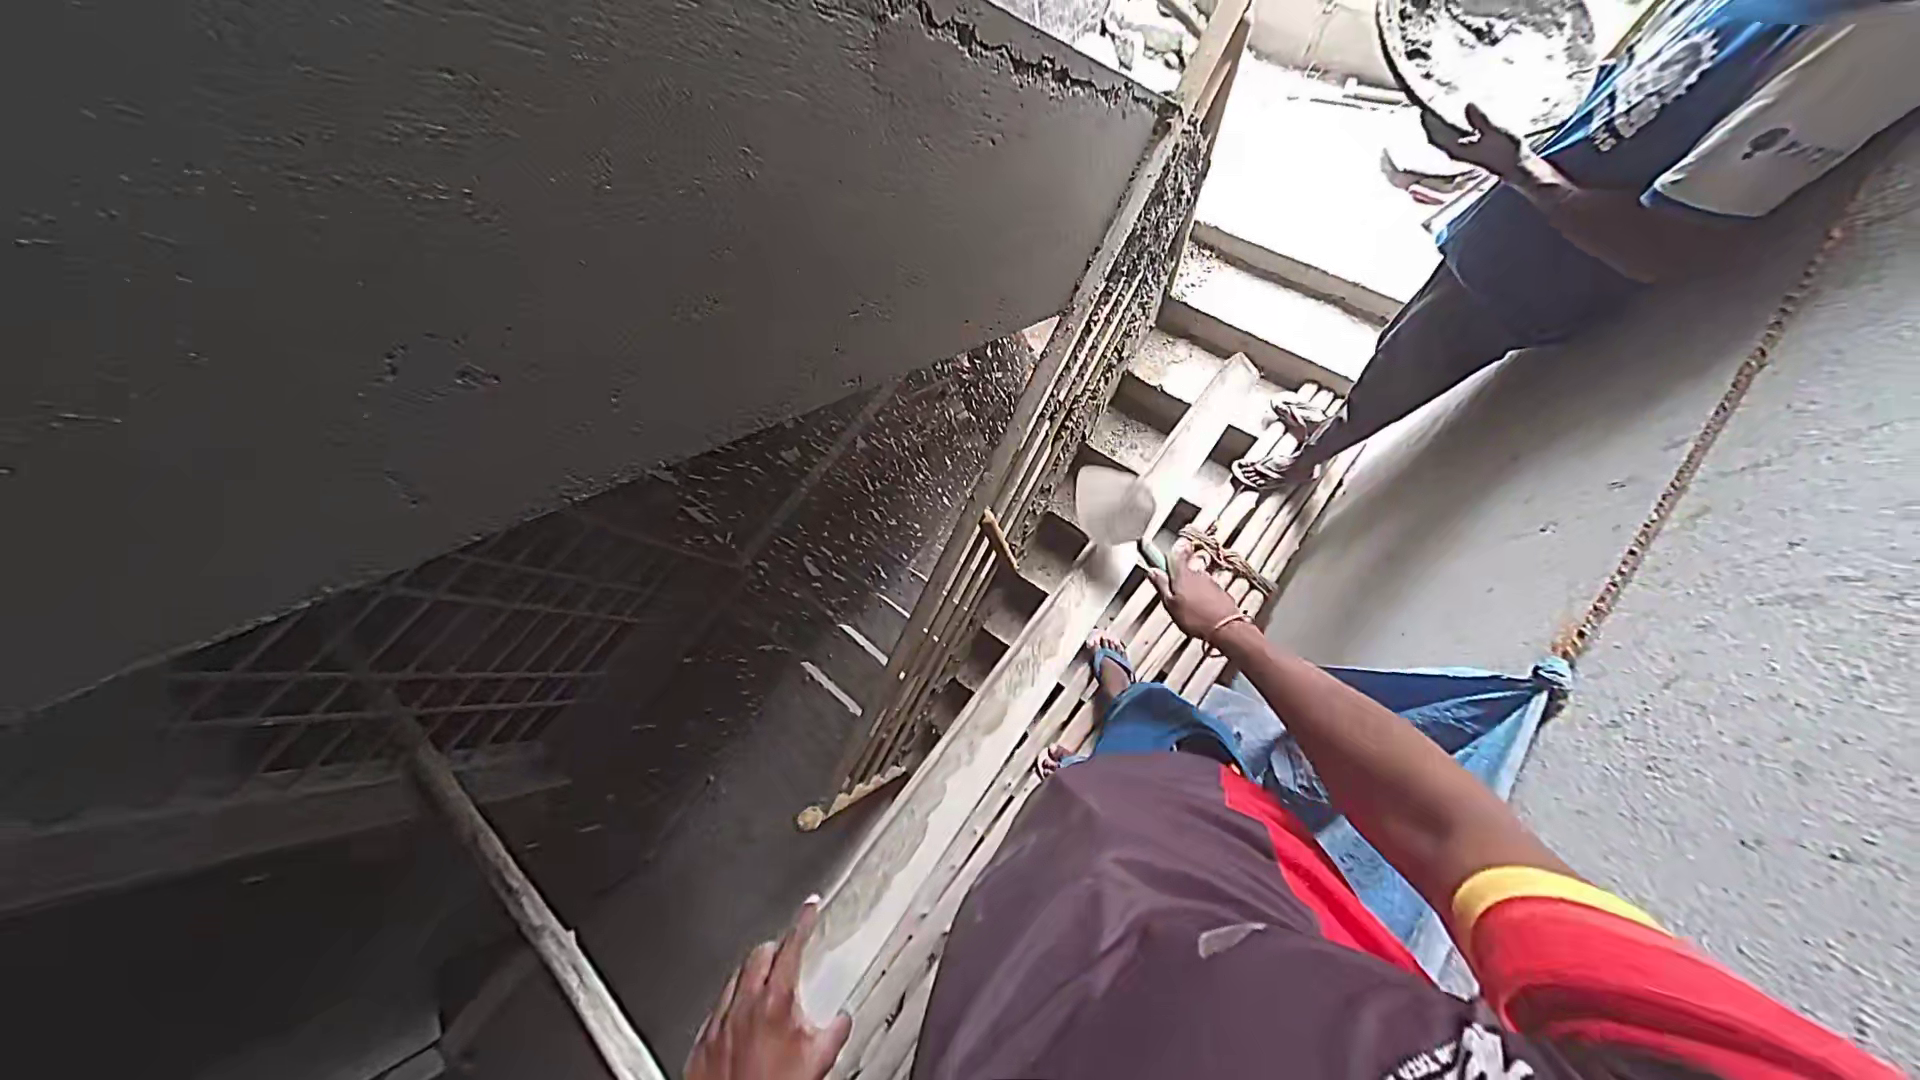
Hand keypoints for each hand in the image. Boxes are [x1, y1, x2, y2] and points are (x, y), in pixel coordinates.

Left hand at [687, 898, 851, 1079]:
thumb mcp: (818, 1061)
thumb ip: (835, 1030)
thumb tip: (843, 1019)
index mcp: (775, 1001)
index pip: (792, 946)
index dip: (803, 922)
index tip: (809, 907)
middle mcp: (743, 1005)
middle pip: (758, 955)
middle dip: (775, 948)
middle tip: (786, 952)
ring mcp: (718, 1024)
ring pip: (733, 979)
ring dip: (751, 974)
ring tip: (763, 983)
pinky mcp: (700, 1046)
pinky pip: (714, 1011)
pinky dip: (729, 1005)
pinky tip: (737, 1017)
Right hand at [1146, 538, 1245, 642]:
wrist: (1225, 629)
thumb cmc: (1195, 618)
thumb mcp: (1170, 603)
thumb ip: (1161, 585)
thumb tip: (1152, 571)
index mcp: (1182, 575)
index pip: (1176, 554)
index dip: (1172, 550)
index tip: (1167, 551)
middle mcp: (1198, 574)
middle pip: (1186, 566)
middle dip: (1179, 573)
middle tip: (1173, 586)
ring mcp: (1211, 582)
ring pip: (1196, 577)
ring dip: (1190, 585)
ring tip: (1185, 602)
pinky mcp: (1220, 592)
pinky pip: (1206, 588)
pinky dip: (1201, 593)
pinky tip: (1198, 607)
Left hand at [1422, 103, 1523, 178]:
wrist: (1512, 165)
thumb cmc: (1505, 149)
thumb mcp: (1494, 132)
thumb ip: (1480, 119)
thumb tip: (1468, 104)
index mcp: (1456, 149)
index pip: (1437, 134)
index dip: (1429, 122)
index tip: (1425, 110)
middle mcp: (1453, 151)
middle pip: (1436, 136)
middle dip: (1430, 122)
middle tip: (1426, 106)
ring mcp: (1458, 151)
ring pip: (1441, 137)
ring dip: (1437, 125)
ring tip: (1433, 111)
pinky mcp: (1464, 149)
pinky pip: (1449, 138)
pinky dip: (1445, 128)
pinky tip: (1447, 120)